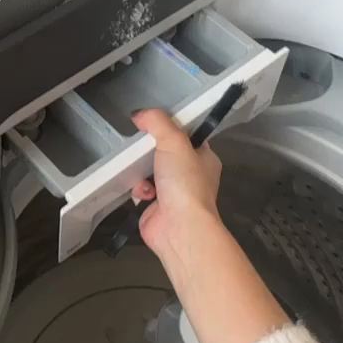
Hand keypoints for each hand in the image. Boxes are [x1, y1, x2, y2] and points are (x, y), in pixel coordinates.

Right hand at [129, 108, 225, 262]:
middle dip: (149, 150)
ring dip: (140, 170)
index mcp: (204, 158)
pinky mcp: (156, 206)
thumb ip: (157, 122)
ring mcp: (173, 192)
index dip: (171, 128)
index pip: (187, 136)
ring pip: (149, 170)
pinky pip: (141, 189)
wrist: (179, 227)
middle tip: (138, 146)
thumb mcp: (174, 141)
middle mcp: (191, 175)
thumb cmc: (184, 182)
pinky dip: (138, 189)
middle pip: (164, 153)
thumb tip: (139, 115)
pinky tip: (141, 192)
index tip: (154, 123)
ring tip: (138, 169)